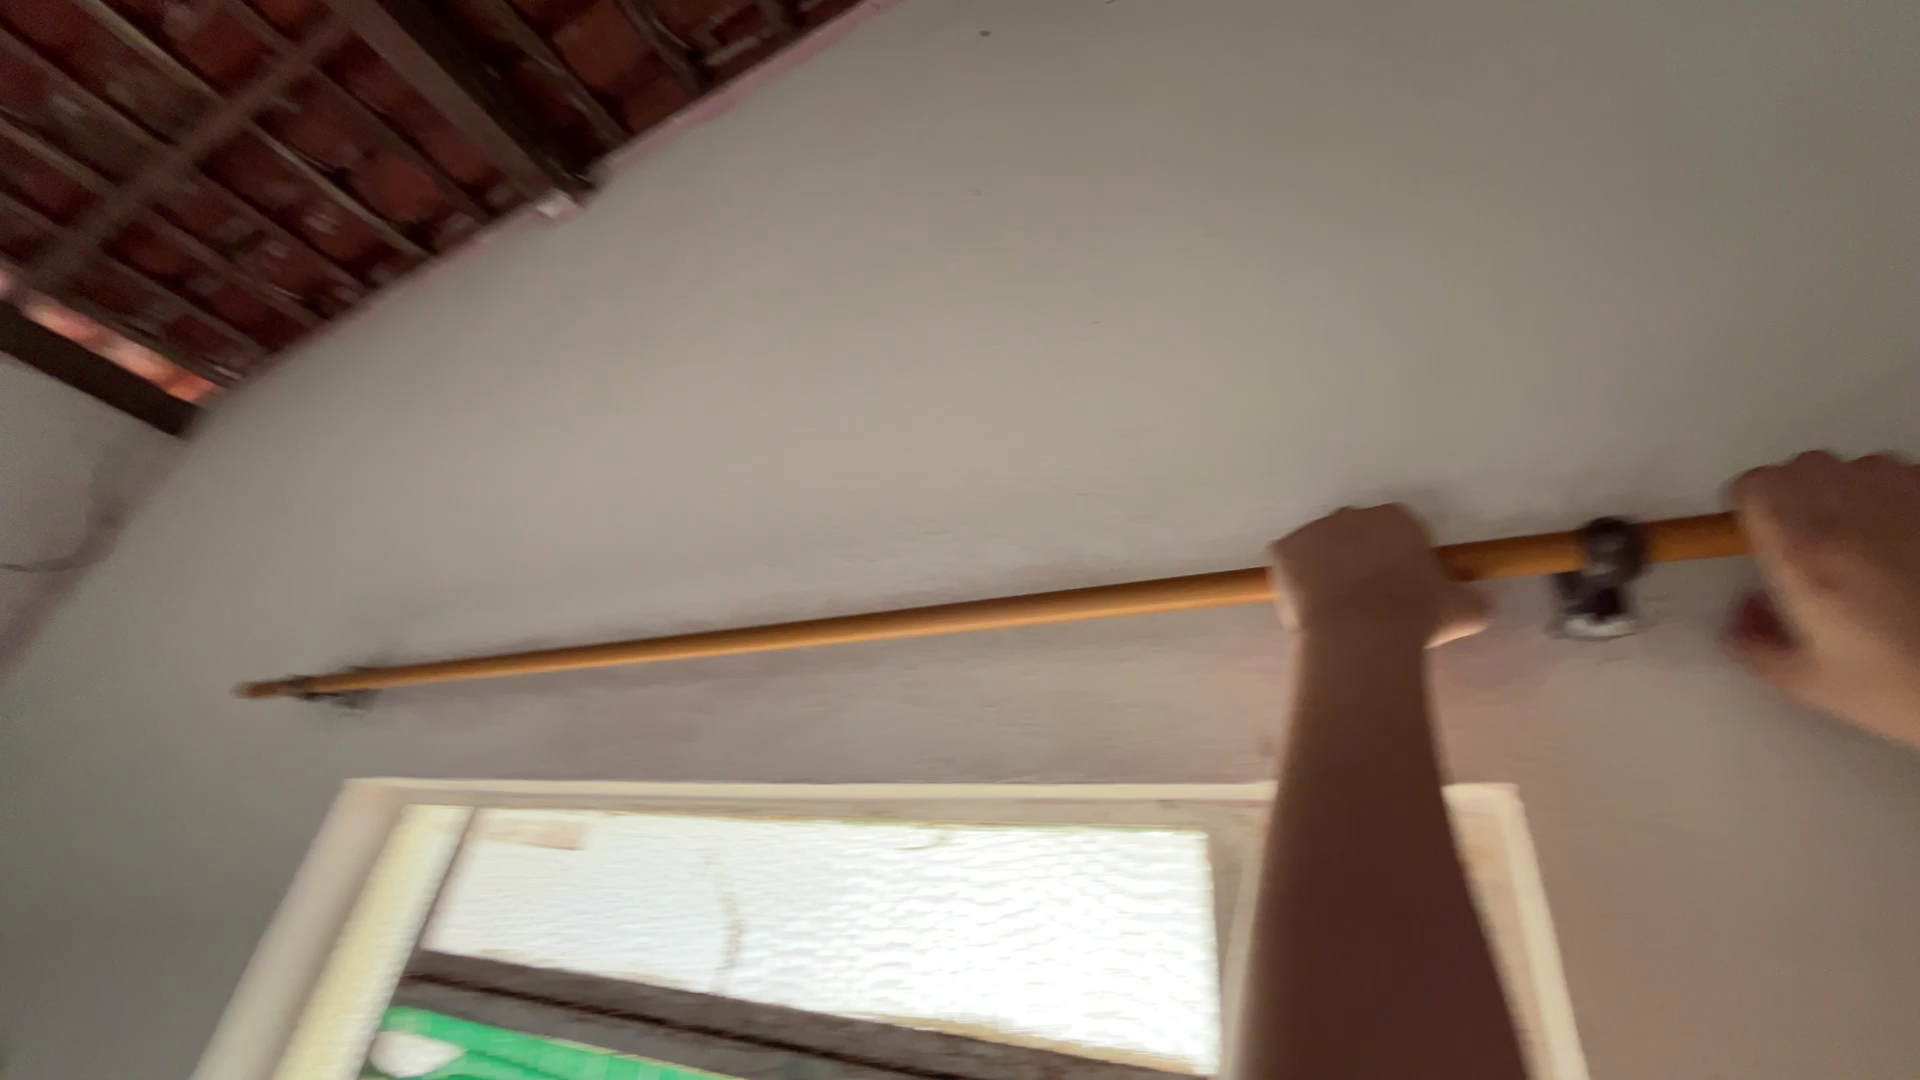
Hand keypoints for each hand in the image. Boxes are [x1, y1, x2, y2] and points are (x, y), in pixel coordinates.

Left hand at [1270, 504, 1488, 646]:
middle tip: (1361, 600)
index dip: (1393, 563)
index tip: (1394, 591)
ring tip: (1332, 608)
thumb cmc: (1417, 617)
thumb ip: (1470, 599)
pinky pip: (1286, 564)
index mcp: (1395, 519)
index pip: (1393, 534)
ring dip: (1322, 571)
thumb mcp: (1466, 609)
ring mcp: (1312, 529)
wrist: (1361, 632)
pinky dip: (1293, 582)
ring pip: (1316, 550)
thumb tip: (1475, 603)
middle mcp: (1350, 515)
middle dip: (1355, 562)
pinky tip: (1306, 607)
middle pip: (1351, 537)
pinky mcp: (1282, 550)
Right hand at [1725, 451, 1919, 746]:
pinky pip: (1915, 478)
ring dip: (1851, 487)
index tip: (1752, 531)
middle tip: (1806, 531)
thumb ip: (1753, 642)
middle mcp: (1857, 520)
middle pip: (1806, 465)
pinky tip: (1911, 535)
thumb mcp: (1806, 682)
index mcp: (1805, 556)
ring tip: (1864, 530)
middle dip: (1795, 490)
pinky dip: (1903, 494)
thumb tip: (1746, 610)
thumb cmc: (1905, 688)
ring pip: (1865, 464)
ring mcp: (1918, 510)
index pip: (1756, 487)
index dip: (1746, 502)